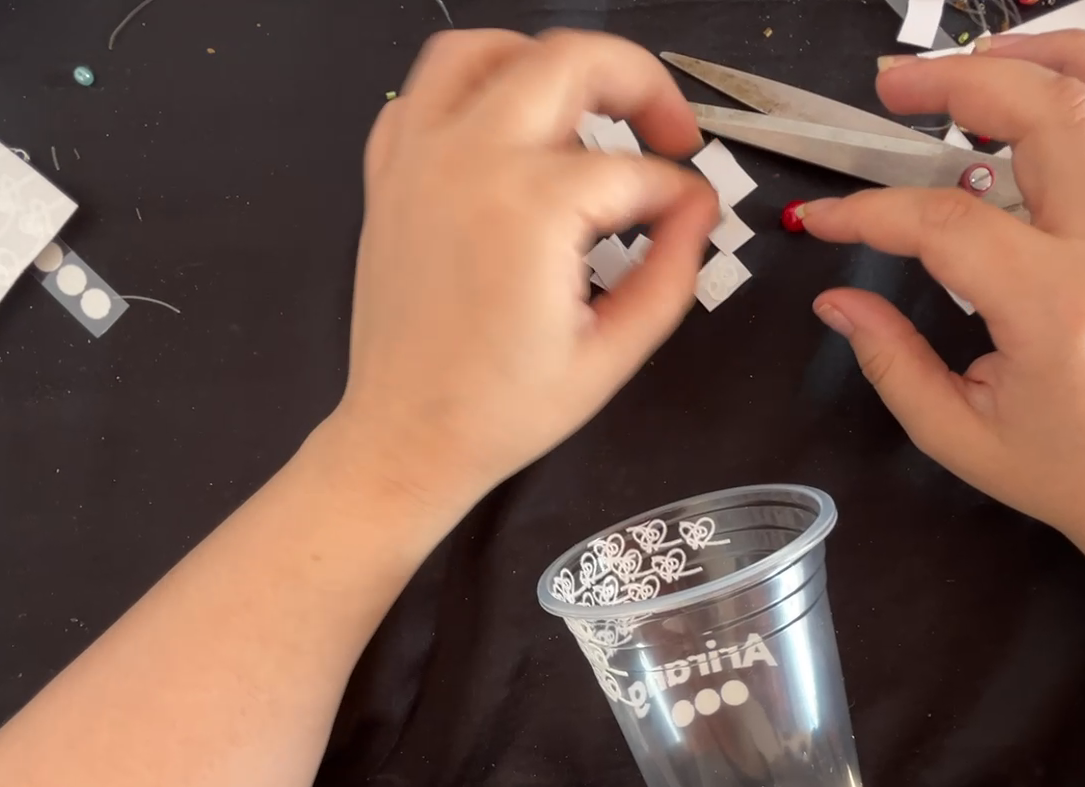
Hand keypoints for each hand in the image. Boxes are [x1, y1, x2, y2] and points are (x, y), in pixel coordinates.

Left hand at [331, 29, 717, 511]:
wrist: (410, 439)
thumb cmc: (499, 413)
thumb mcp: (610, 356)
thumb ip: (670, 275)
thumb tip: (695, 216)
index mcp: (531, 209)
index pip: (634, 172)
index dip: (678, 192)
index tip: (691, 216)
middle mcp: (470, 163)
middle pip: (572, 63)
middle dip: (640, 84)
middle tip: (668, 131)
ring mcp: (419, 163)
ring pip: (487, 50)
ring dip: (551, 64)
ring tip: (589, 107)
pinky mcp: (389, 180)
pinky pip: (424, 93)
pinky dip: (472, 90)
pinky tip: (504, 130)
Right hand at [799, 32, 1084, 559]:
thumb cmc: (1057, 469)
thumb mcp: (951, 431)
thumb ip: (889, 358)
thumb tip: (835, 304)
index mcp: (1055, 312)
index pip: (945, 227)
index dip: (868, 214)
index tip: (819, 219)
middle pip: (1049, 115)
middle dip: (958, 82)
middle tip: (891, 86)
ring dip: (1048, 51)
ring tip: (978, 55)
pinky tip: (1057, 81)